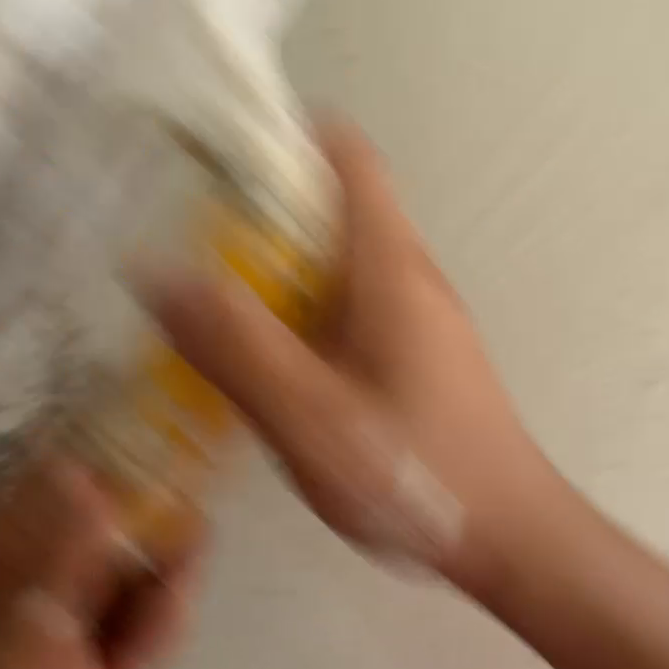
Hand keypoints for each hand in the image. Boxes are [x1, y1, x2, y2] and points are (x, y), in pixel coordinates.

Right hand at [146, 121, 562, 586]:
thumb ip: (236, 346)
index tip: (218, 150)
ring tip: (211, 292)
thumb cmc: (416, 471)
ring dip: (282, 263)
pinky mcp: (421, 351)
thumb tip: (159, 271)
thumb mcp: (311, 416)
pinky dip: (307, 306)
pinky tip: (269, 357)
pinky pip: (354, 303)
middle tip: (188, 231)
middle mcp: (410, 274)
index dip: (288, 136)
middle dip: (266, 207)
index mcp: (389, 265)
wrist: (509, 533)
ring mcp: (421, 313)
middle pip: (337, 204)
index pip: (349, 158)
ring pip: (343, 259)